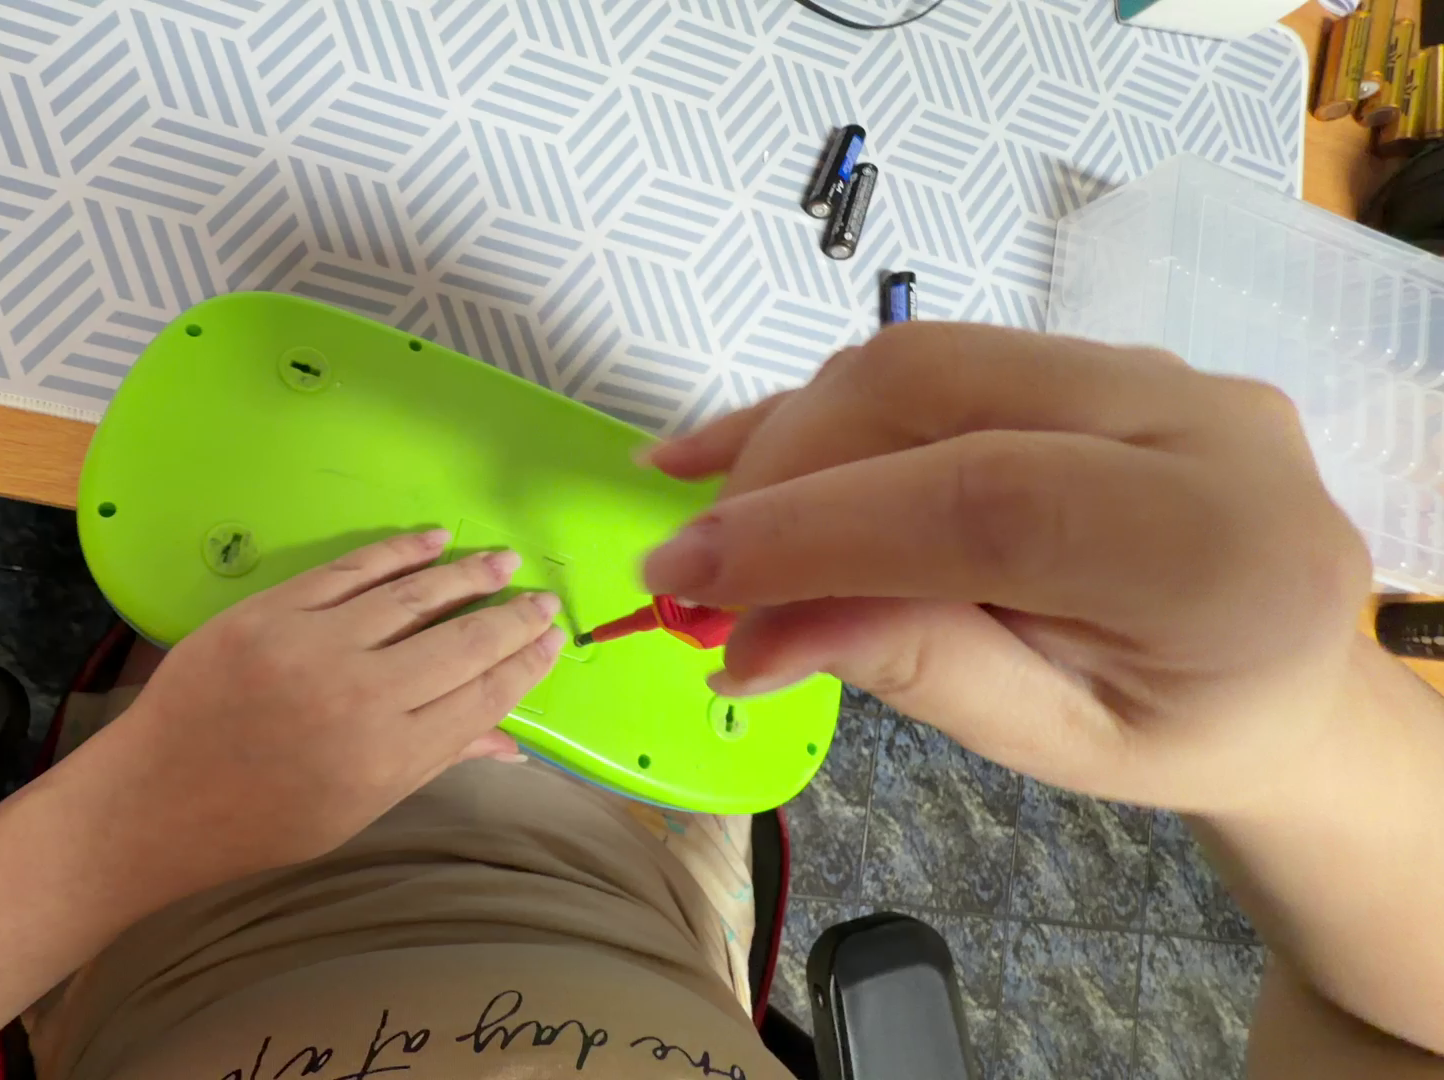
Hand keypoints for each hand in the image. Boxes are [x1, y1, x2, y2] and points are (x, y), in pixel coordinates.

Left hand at [110, 530, 563, 870]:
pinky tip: (437, 540)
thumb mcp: (358, 810)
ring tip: (505, 561)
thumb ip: (436, 762)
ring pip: (417, 596)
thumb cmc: (262, 821)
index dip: (525, 665)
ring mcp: (316, 646)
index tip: (553, 641)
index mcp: (390, 759)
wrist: (156, 800)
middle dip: (514, 619)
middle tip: (545, 599)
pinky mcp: (274, 611)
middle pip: (464, 644)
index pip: (483, 697)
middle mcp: (364, 698)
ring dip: (470, 575)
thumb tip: (512, 743)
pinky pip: (353, 569)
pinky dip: (400, 550)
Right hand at [637, 324, 1370, 813]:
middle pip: (920, 388)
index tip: (679, 577)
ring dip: (774, 447)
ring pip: (892, 363)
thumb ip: (906, 665)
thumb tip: (745, 643)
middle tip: (701, 574)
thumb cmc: (1167, 724)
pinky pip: (895, 367)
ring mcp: (1116, 367)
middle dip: (775, 477)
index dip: (809, 531)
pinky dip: (789, 413)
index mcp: (1213, 545)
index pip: (980, 500)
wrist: (1261, 663)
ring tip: (714, 533)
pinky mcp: (1053, 361)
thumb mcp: (1046, 735)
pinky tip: (705, 453)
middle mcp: (1179, 414)